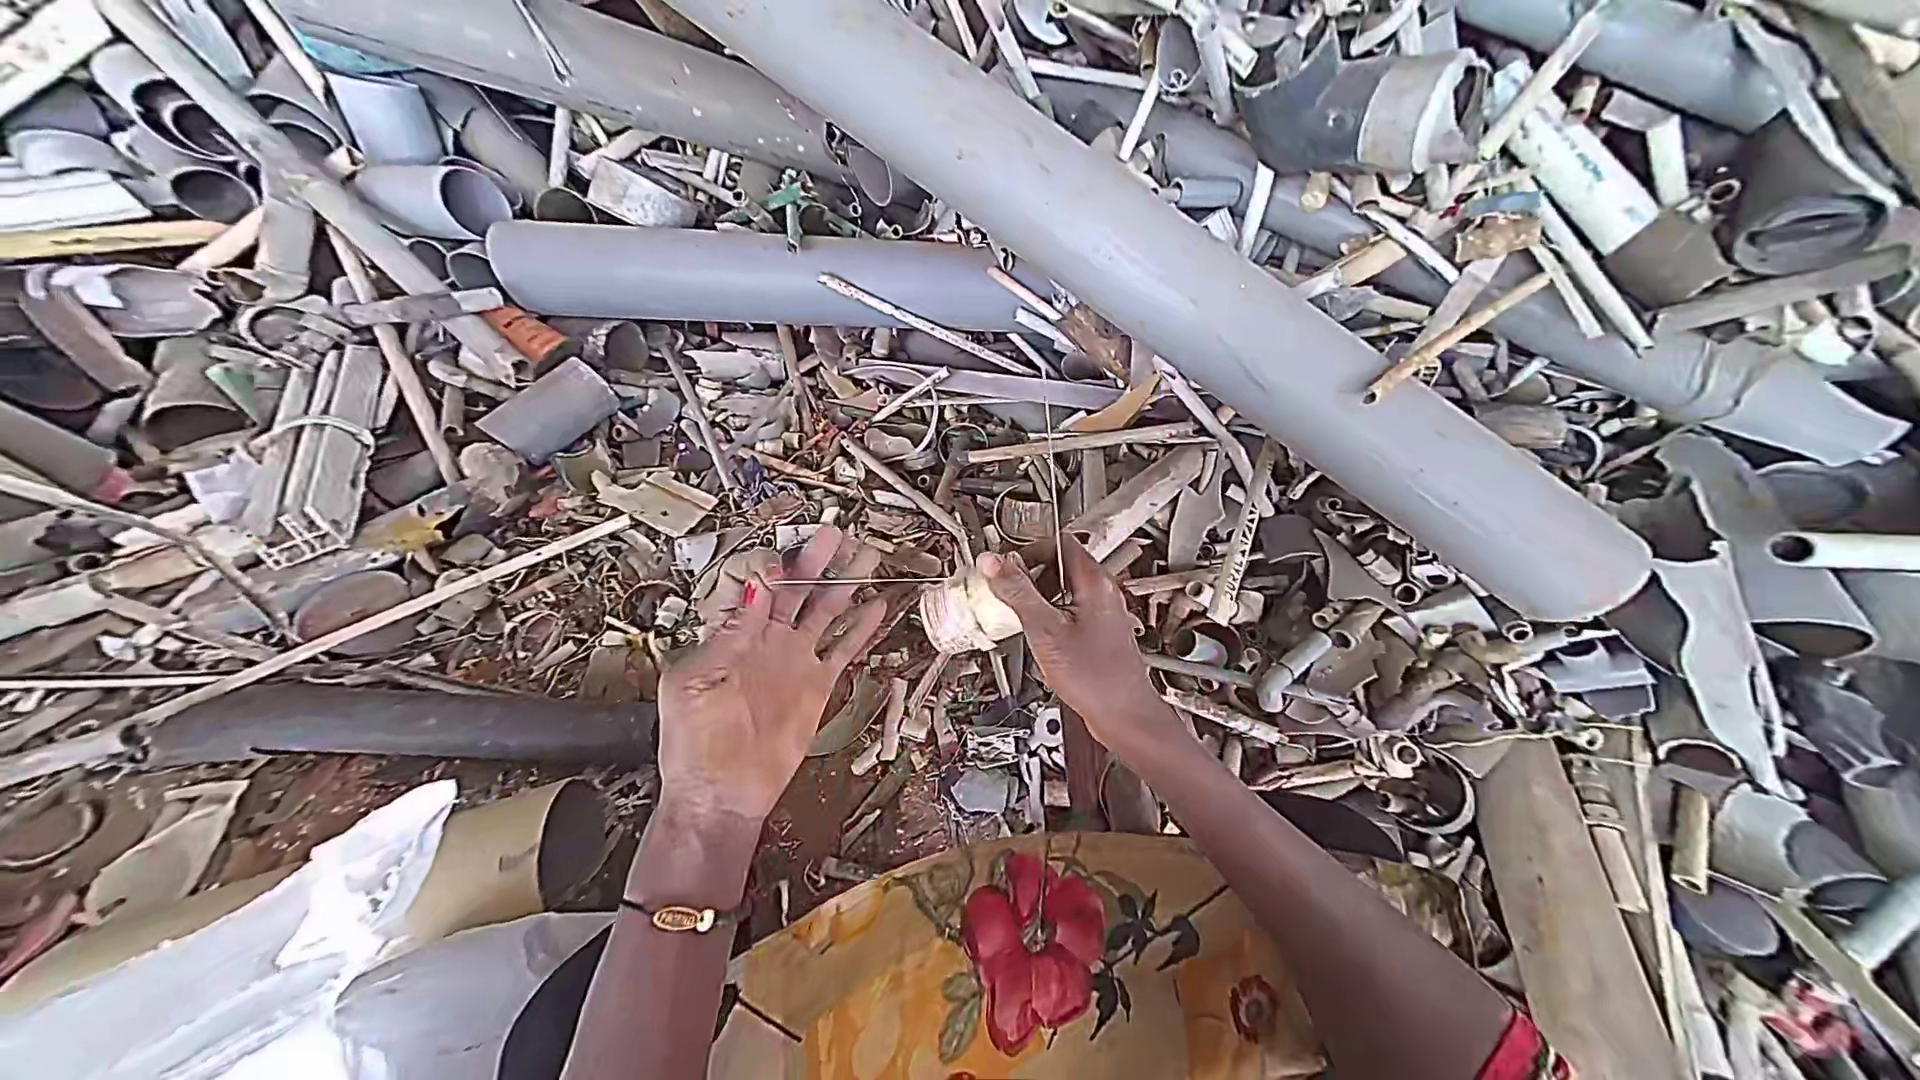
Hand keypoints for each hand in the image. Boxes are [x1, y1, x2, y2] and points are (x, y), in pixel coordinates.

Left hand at [656, 526, 886, 824]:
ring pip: (826, 611)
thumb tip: (751, 589)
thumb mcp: (695, 682)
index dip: (774, 566)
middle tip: (836, 535)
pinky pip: (844, 649)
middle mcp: (769, 641)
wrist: (721, 791)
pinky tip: (876, 608)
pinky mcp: (817, 685)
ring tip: (863, 558)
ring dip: (844, 585)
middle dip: (816, 561)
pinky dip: (862, 628)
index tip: (787, 556)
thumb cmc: (694, 742)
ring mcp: (795, 660)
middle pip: (798, 589)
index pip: (758, 586)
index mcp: (734, 635)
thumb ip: (728, 634)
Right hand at [979, 540, 1193, 761]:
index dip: (1029, 551)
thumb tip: (994, 563)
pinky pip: (1070, 610)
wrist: (1122, 715)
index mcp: (1094, 582)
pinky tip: (1042, 636)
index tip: (1008, 567)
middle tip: (1010, 592)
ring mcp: (1103, 612)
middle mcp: (1103, 592)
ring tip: (1024, 616)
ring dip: (1040, 596)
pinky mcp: (1100, 631)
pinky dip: (1051, 615)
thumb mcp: (1044, 629)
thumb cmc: (1095, 678)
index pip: (1059, 542)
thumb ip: (1017, 592)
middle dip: (1031, 576)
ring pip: (1065, 588)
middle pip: (1061, 564)